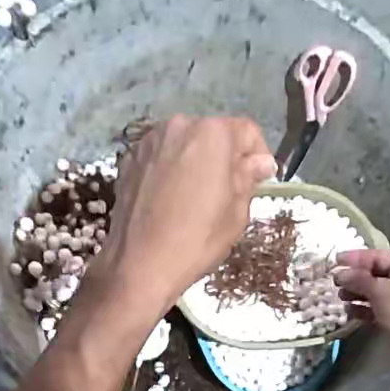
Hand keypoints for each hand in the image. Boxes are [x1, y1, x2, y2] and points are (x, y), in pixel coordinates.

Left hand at [91, 115, 276, 316]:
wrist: (140, 264)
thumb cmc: (197, 240)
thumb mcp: (236, 214)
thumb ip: (248, 178)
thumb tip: (260, 162)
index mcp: (213, 135)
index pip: (247, 132)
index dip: (258, 155)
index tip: (259, 179)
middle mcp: (179, 126)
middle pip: (212, 134)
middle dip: (224, 158)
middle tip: (226, 192)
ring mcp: (149, 141)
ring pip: (184, 144)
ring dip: (195, 163)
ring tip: (194, 198)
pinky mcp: (128, 160)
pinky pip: (160, 157)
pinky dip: (169, 170)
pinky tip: (169, 200)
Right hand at [332, 248, 389, 352]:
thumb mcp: (381, 290)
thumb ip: (359, 279)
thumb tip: (339, 274)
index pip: (378, 257)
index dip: (356, 257)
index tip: (336, 260)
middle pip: (374, 274)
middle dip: (354, 277)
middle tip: (335, 281)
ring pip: (373, 292)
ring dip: (355, 293)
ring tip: (341, 296)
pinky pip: (374, 308)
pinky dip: (361, 308)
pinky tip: (349, 310)